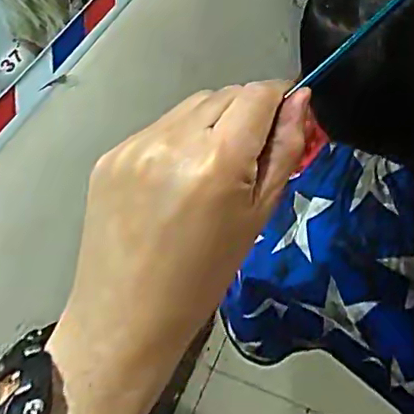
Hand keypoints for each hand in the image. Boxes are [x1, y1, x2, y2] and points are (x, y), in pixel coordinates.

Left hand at [46, 82, 311, 413]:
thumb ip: (287, 146)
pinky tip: (177, 175)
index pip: (260, 93)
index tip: (285, 118)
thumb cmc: (206, 273)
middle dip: (249, 111)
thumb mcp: (261, 211)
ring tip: (210, 164)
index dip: (280, 98)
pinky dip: (181, 136)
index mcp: (218, 159)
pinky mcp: (111, 154)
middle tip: (249, 153)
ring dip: (215, 119)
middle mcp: (175, 140)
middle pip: (230, 93)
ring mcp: (137, 145)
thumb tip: (301, 98)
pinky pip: (164, 124)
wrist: (123, 321)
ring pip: (197, 103)